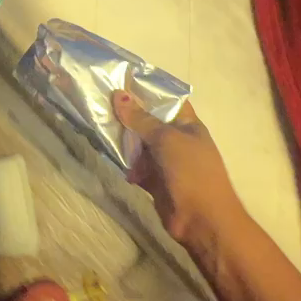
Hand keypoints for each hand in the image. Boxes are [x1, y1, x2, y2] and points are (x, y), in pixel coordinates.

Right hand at [114, 90, 245, 254]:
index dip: (146, 90)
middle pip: (148, 121)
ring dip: (123, 139)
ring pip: (139, 144)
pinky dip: (124, 162)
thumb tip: (118, 94)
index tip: (119, 80)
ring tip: (98, 126)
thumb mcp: (166, 139)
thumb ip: (141, 119)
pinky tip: (107, 154)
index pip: (166, 100)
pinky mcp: (154, 180)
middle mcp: (177, 140)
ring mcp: (165, 161)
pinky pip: (135, 165)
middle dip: (127, 114)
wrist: (202, 221)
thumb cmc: (191, 172)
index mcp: (188, 125)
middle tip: (99, 102)